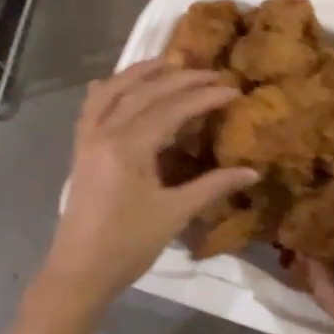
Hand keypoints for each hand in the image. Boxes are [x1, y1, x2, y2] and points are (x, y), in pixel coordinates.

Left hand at [43, 60, 257, 306]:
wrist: (80, 271)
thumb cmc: (129, 245)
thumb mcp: (174, 214)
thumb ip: (212, 187)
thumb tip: (252, 171)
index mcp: (128, 147)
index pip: (172, 108)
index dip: (205, 96)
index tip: (234, 90)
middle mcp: (105, 133)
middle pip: (145, 92)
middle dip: (181, 79)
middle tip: (214, 73)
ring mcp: (88, 139)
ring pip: (113, 90)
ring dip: (142, 73)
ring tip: (170, 62)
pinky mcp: (80, 149)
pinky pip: (92, 106)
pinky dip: (108, 89)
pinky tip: (119, 84)